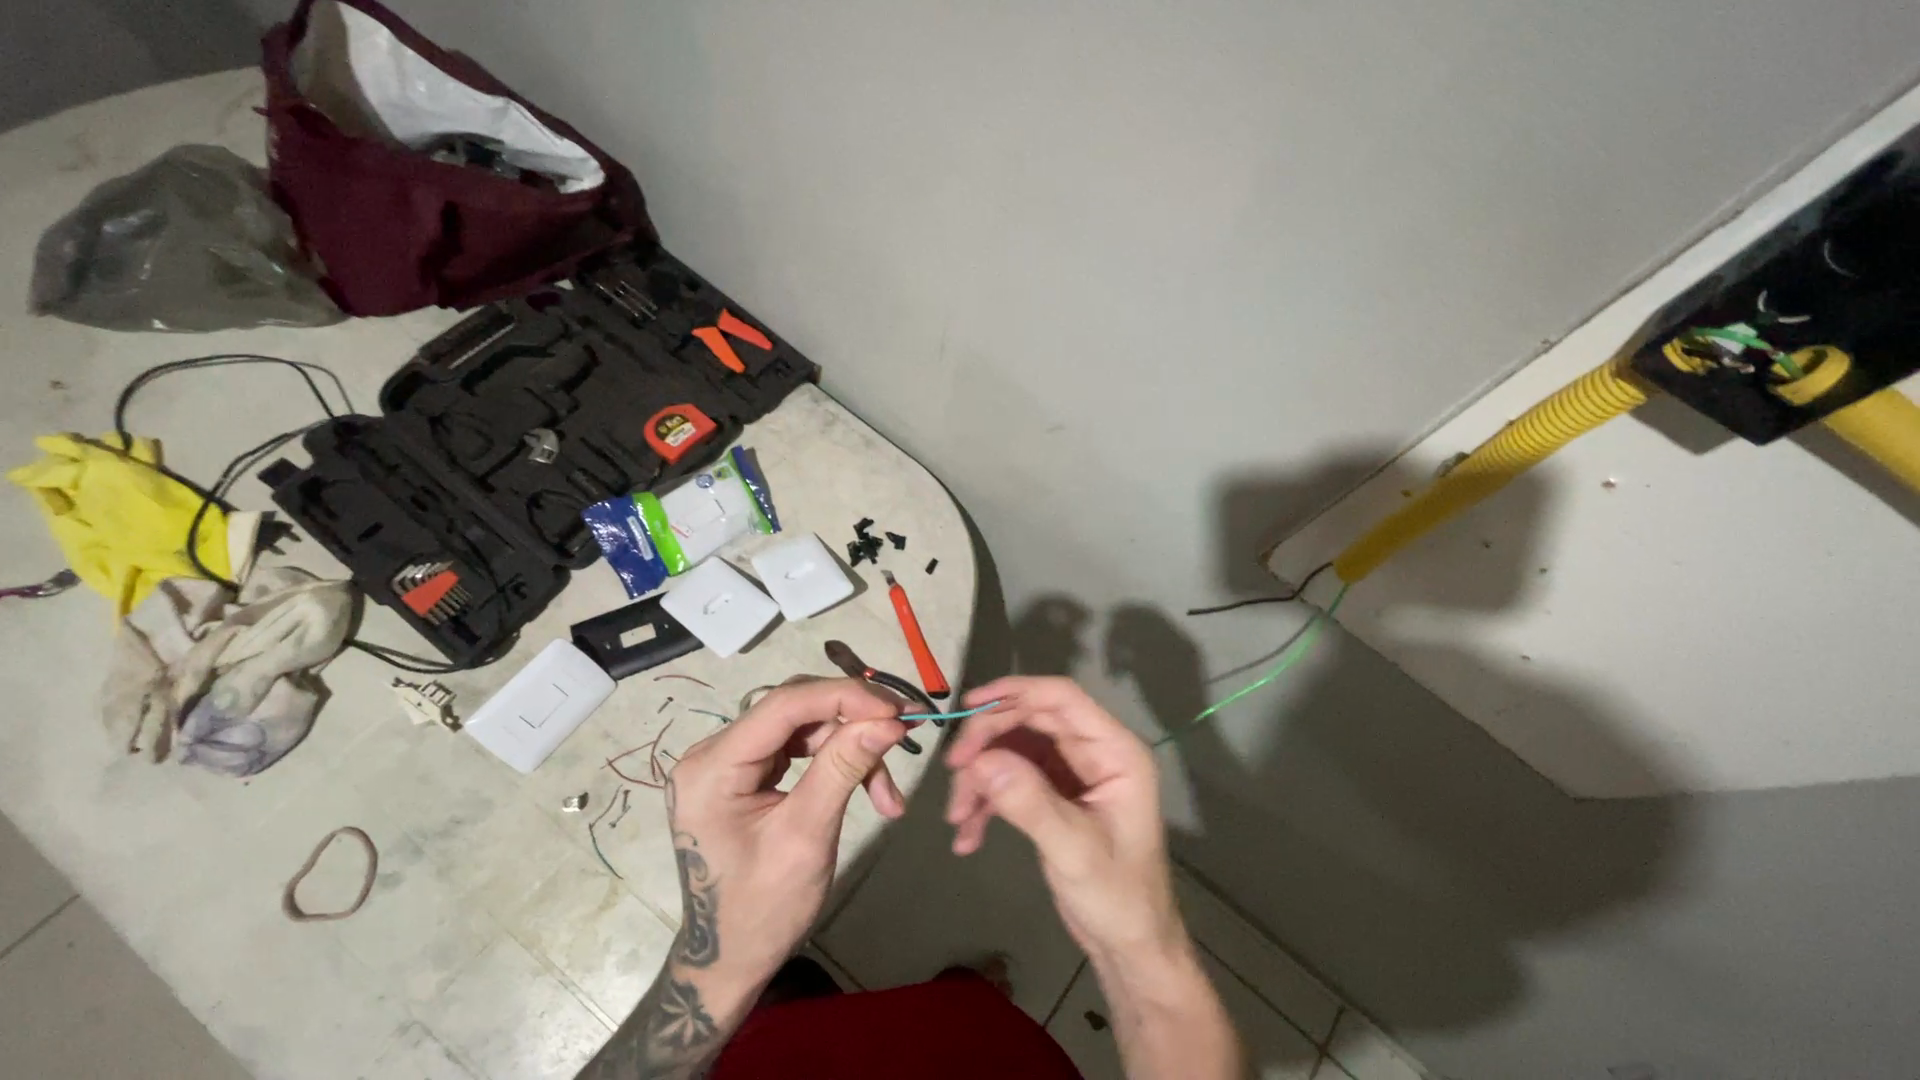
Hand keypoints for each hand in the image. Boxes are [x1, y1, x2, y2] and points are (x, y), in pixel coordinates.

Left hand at [663, 677, 908, 985]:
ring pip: (805, 729)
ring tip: (888, 795)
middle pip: (795, 711)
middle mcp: (713, 753)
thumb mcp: (807, 837)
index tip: (897, 712)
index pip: (783, 705)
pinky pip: (800, 751)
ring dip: (852, 751)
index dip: (843, 698)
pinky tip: (870, 792)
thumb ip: (843, 769)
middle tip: (904, 737)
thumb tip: (890, 721)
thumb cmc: (763, 909)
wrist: (731, 961)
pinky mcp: (747, 775)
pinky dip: (838, 765)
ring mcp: (729, 763)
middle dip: (853, 722)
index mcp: (713, 766)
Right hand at [944, 676, 1182, 963]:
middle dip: (987, 741)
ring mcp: (1069, 774)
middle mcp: (1091, 753)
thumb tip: (980, 760)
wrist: (1128, 946)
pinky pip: (1009, 781)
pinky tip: (967, 836)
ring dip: (979, 779)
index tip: (970, 704)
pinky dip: (985, 803)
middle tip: (954, 769)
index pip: (1062, 698)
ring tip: (956, 818)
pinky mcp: (1051, 796)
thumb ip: (1029, 802)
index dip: (1016, 691)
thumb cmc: (1118, 896)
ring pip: (1011, 751)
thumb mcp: (1074, 850)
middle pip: (1028, 721)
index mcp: (1113, 751)